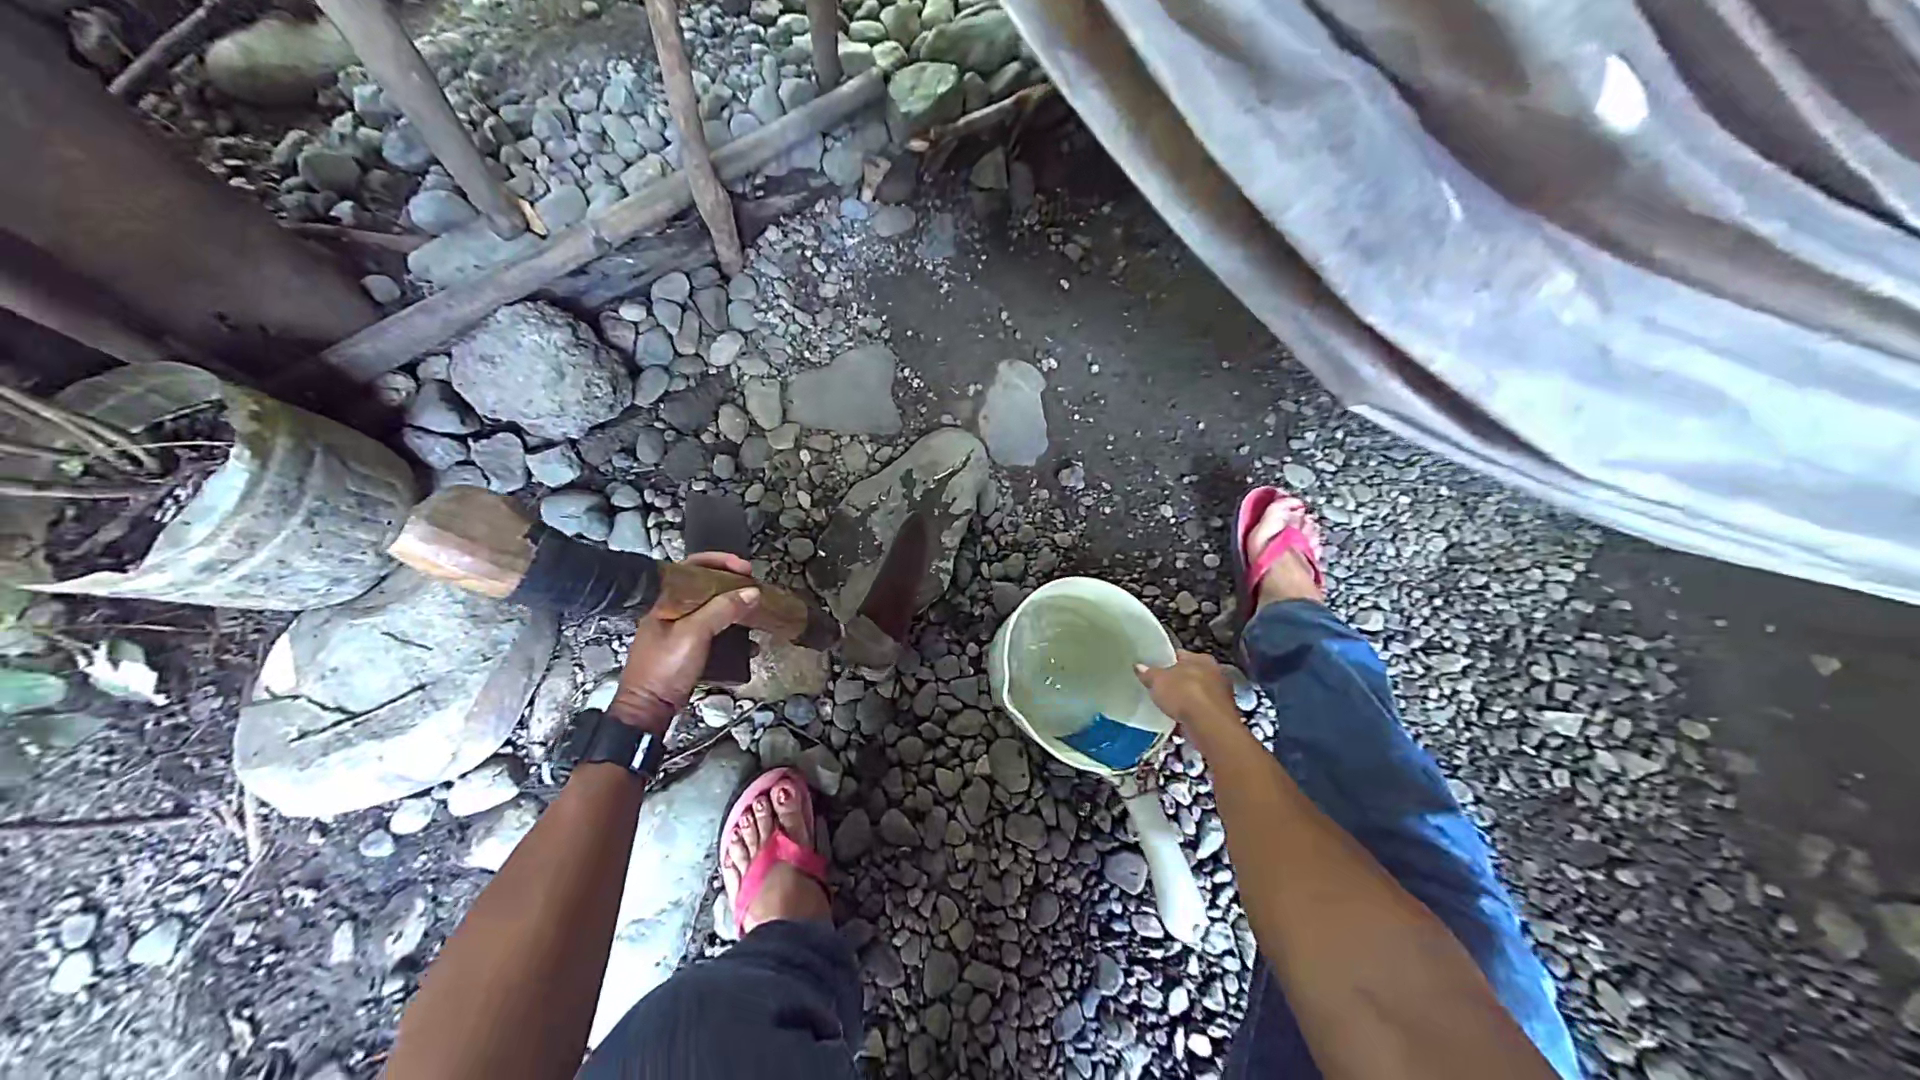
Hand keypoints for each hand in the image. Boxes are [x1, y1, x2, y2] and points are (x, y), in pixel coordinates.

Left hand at [609, 552, 760, 731]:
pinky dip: (732, 632)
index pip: (692, 567)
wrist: (648, 710)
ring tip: (753, 609)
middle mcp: (671, 611)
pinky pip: (714, 631)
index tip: (743, 568)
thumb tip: (750, 592)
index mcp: (665, 600)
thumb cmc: (661, 670)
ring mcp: (678, 631)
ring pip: (711, 608)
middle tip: (753, 586)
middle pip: (705, 586)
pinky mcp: (687, 649)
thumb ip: (722, 610)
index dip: (720, 562)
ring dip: (734, 607)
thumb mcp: (694, 634)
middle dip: (732, 584)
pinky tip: (747, 642)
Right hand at [1135, 651, 1241, 742]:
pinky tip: (1177, 723)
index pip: (1180, 655)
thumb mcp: (1157, 681)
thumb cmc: (1185, 694)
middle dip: (1177, 683)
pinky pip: (1200, 713)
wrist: (1209, 726)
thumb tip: (1139, 667)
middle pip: (1190, 675)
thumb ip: (1148, 673)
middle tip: (1160, 689)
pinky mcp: (1221, 716)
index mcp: (1201, 658)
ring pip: (1196, 695)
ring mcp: (1221, 696)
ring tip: (1167, 708)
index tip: (1154, 668)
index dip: (1165, 661)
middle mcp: (1216, 673)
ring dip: (1185, 701)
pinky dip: (1191, 717)